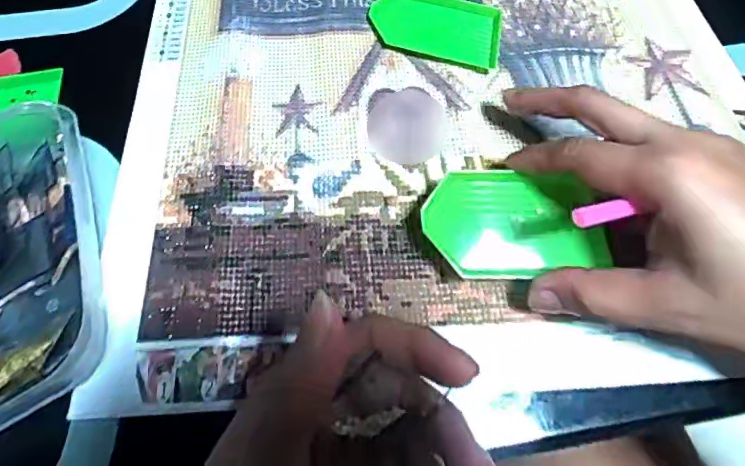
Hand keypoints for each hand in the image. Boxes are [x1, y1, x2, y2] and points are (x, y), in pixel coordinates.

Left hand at [207, 292, 491, 465]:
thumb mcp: (268, 440)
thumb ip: (301, 375)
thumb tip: (326, 296)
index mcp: (304, 388)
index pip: (368, 341)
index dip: (418, 345)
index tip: (466, 373)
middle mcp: (327, 414)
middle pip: (398, 390)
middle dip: (441, 416)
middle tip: (476, 461)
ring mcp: (340, 453)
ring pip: (405, 435)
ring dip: (441, 448)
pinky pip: (394, 462)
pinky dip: (424, 464)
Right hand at [502, 86, 744, 381]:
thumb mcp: (671, 306)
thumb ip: (595, 294)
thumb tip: (532, 295)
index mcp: (666, 172)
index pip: (582, 155)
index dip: (538, 160)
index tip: (504, 164)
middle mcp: (684, 140)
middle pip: (603, 104)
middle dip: (551, 98)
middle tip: (510, 98)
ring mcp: (713, 142)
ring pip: (635, 118)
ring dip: (592, 121)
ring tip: (561, 137)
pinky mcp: (732, 154)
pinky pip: (664, 137)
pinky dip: (629, 144)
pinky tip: (631, 180)